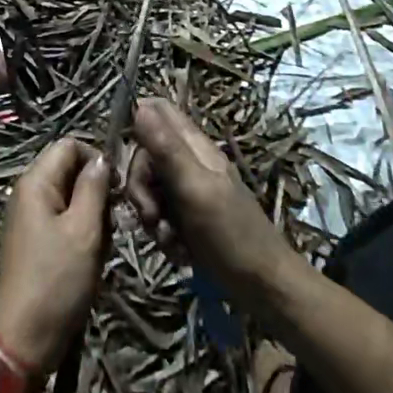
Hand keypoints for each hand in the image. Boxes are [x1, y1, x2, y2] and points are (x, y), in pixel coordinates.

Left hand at [0, 138, 108, 371]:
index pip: (69, 145)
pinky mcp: (36, 240)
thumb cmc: (56, 279)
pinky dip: (82, 233)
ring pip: (72, 198)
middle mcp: (29, 193)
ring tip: (103, 243)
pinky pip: (65, 221)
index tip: (117, 185)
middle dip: (97, 190)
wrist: (23, 340)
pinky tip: (91, 257)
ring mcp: (31, 218)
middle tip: (113, 219)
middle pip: (70, 170)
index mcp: (35, 182)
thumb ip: (94, 187)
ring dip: (93, 215)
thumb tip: (103, 158)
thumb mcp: (84, 229)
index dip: (96, 157)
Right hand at [126, 98, 294, 293]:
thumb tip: (139, 106)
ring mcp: (189, 188)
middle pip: (146, 154)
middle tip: (151, 214)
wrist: (263, 286)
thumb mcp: (194, 188)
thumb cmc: (231, 233)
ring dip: (150, 215)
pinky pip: (160, 213)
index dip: (137, 126)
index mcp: (194, 144)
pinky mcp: (188, 216)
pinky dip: (162, 232)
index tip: (129, 159)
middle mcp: (190, 160)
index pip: (157, 110)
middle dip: (140, 185)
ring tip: (166, 239)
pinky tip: (176, 250)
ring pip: (150, 186)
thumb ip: (167, 148)